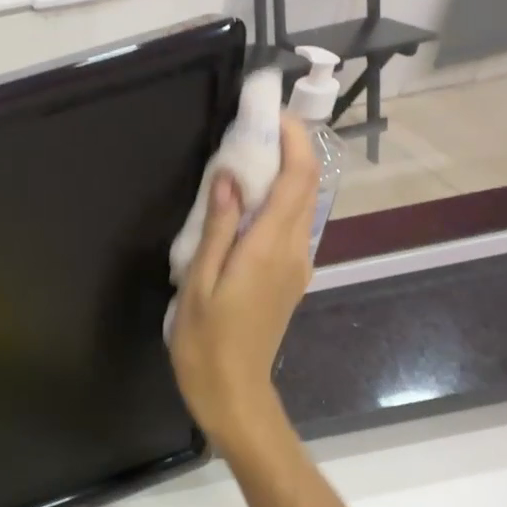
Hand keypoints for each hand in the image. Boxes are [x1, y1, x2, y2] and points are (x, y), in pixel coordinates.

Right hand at [168, 115, 317, 447]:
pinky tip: (244, 214)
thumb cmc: (205, 342)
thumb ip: (218, 228)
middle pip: (307, 186)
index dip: (293, 139)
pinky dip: (275, 207)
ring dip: (281, 180)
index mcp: (270, 248)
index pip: (300, 177)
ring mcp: (297, 267)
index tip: (268, 115)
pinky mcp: (291, 280)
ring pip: (302, 207)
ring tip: (242, 171)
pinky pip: (291, 230)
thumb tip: (231, 178)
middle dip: (287, 152)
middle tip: (249, 136)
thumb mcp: (200, 283)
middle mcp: (295, 251)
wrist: (232, 391)